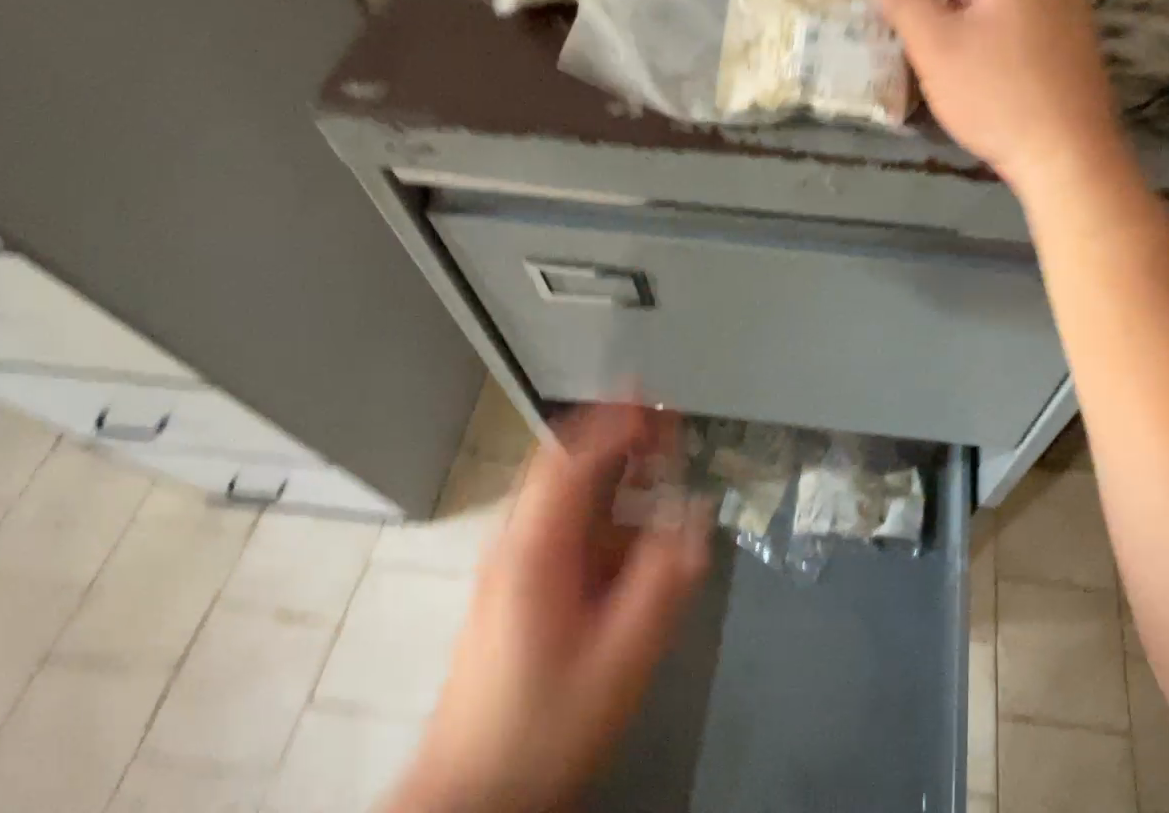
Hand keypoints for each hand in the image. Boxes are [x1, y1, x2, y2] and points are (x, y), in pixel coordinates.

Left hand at [390, 405, 711, 812]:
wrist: (473, 790)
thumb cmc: (545, 723)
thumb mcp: (620, 656)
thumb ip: (662, 583)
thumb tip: (696, 517)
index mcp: (534, 549)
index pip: (571, 460)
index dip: (612, 420)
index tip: (651, 394)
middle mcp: (517, 544)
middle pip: (566, 470)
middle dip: (619, 440)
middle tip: (670, 424)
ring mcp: (514, 568)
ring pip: (567, 502)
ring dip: (616, 478)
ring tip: (664, 465)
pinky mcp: (519, 590)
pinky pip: (567, 534)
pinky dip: (606, 517)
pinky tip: (639, 531)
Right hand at [868, 0, 1122, 188]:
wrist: (1066, 156)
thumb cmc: (995, 92)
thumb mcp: (935, 45)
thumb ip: (904, 0)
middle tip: (917, 29)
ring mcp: (1073, 21)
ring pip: (1010, 7)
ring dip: (971, 24)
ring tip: (940, 60)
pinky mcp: (1076, 59)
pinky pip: (1028, 35)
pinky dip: (998, 46)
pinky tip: (978, 83)